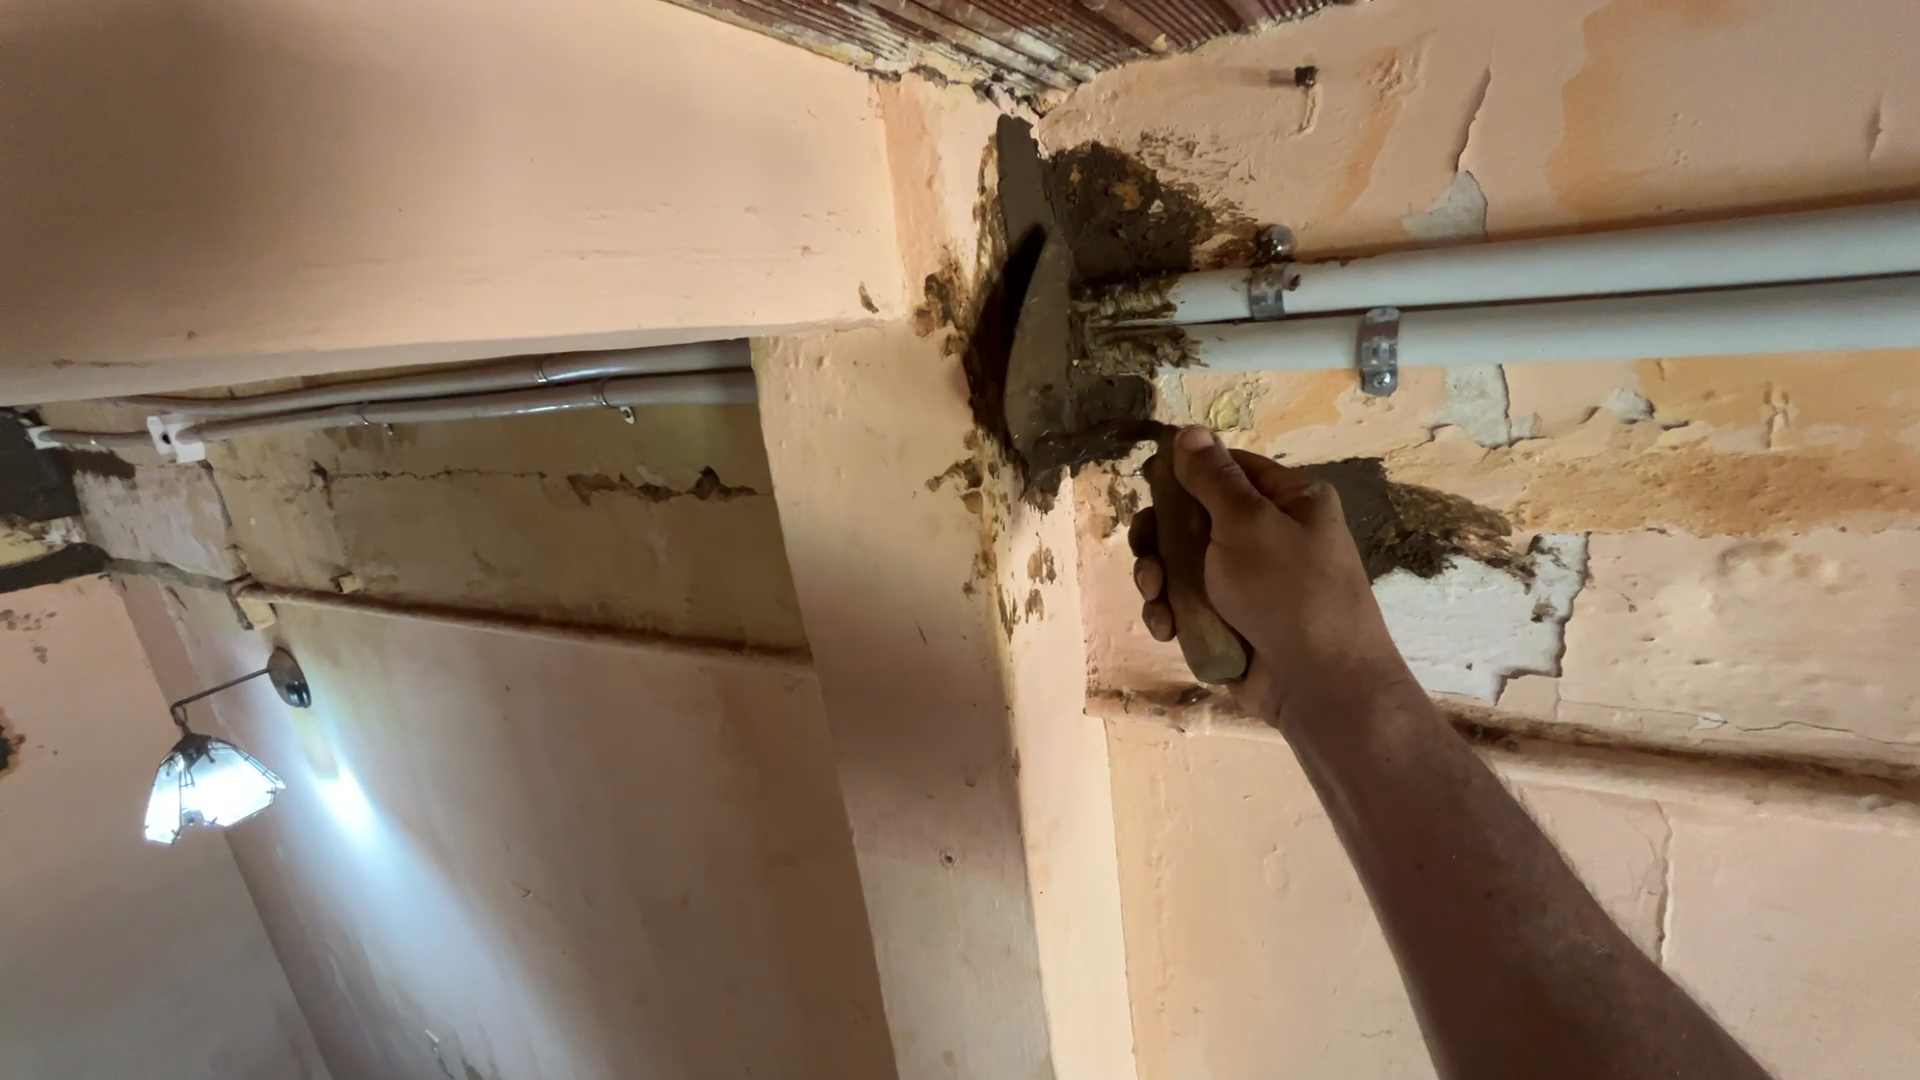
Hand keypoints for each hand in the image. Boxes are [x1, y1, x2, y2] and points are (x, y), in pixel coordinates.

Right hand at [1131, 425, 1415, 728]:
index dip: (1184, 474)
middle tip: (1145, 551)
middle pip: (1194, 518)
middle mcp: (1268, 536)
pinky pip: (1186, 604)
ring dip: (1158, 578)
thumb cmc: (1288, 590)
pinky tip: (1166, 626)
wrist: (1317, 684)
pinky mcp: (1229, 620)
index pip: (1227, 469)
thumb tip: (1189, 430)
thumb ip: (1212, 478)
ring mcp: (1247, 582)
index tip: (1148, 482)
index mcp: (1288, 502)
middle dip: (1160, 537)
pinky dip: (1170, 612)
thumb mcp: (1247, 523)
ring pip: (1182, 564)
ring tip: (1155, 596)